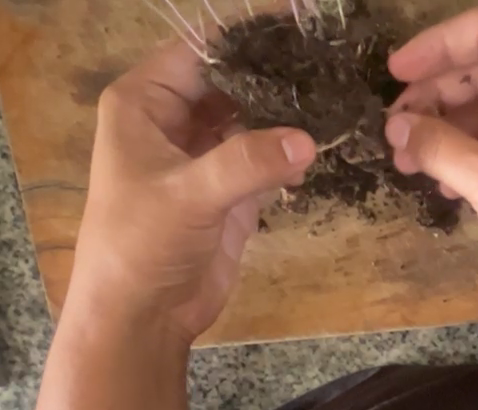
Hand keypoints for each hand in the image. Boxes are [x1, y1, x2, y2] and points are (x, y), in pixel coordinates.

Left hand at [68, 41, 317, 348]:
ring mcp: (206, 162)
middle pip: (232, 85)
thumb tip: (310, 138)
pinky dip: (290, 158)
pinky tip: (321, 148)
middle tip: (328, 66)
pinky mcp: (231, 198)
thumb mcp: (189, 195)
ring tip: (334, 101)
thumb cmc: (142, 243)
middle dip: (275, 78)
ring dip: (286, 119)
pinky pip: (265, 165)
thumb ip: (248, 163)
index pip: (201, 52)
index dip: (248, 37)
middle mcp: (175, 124)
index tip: (300, 27)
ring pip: (252, 125)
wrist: (144, 313)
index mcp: (146, 103)